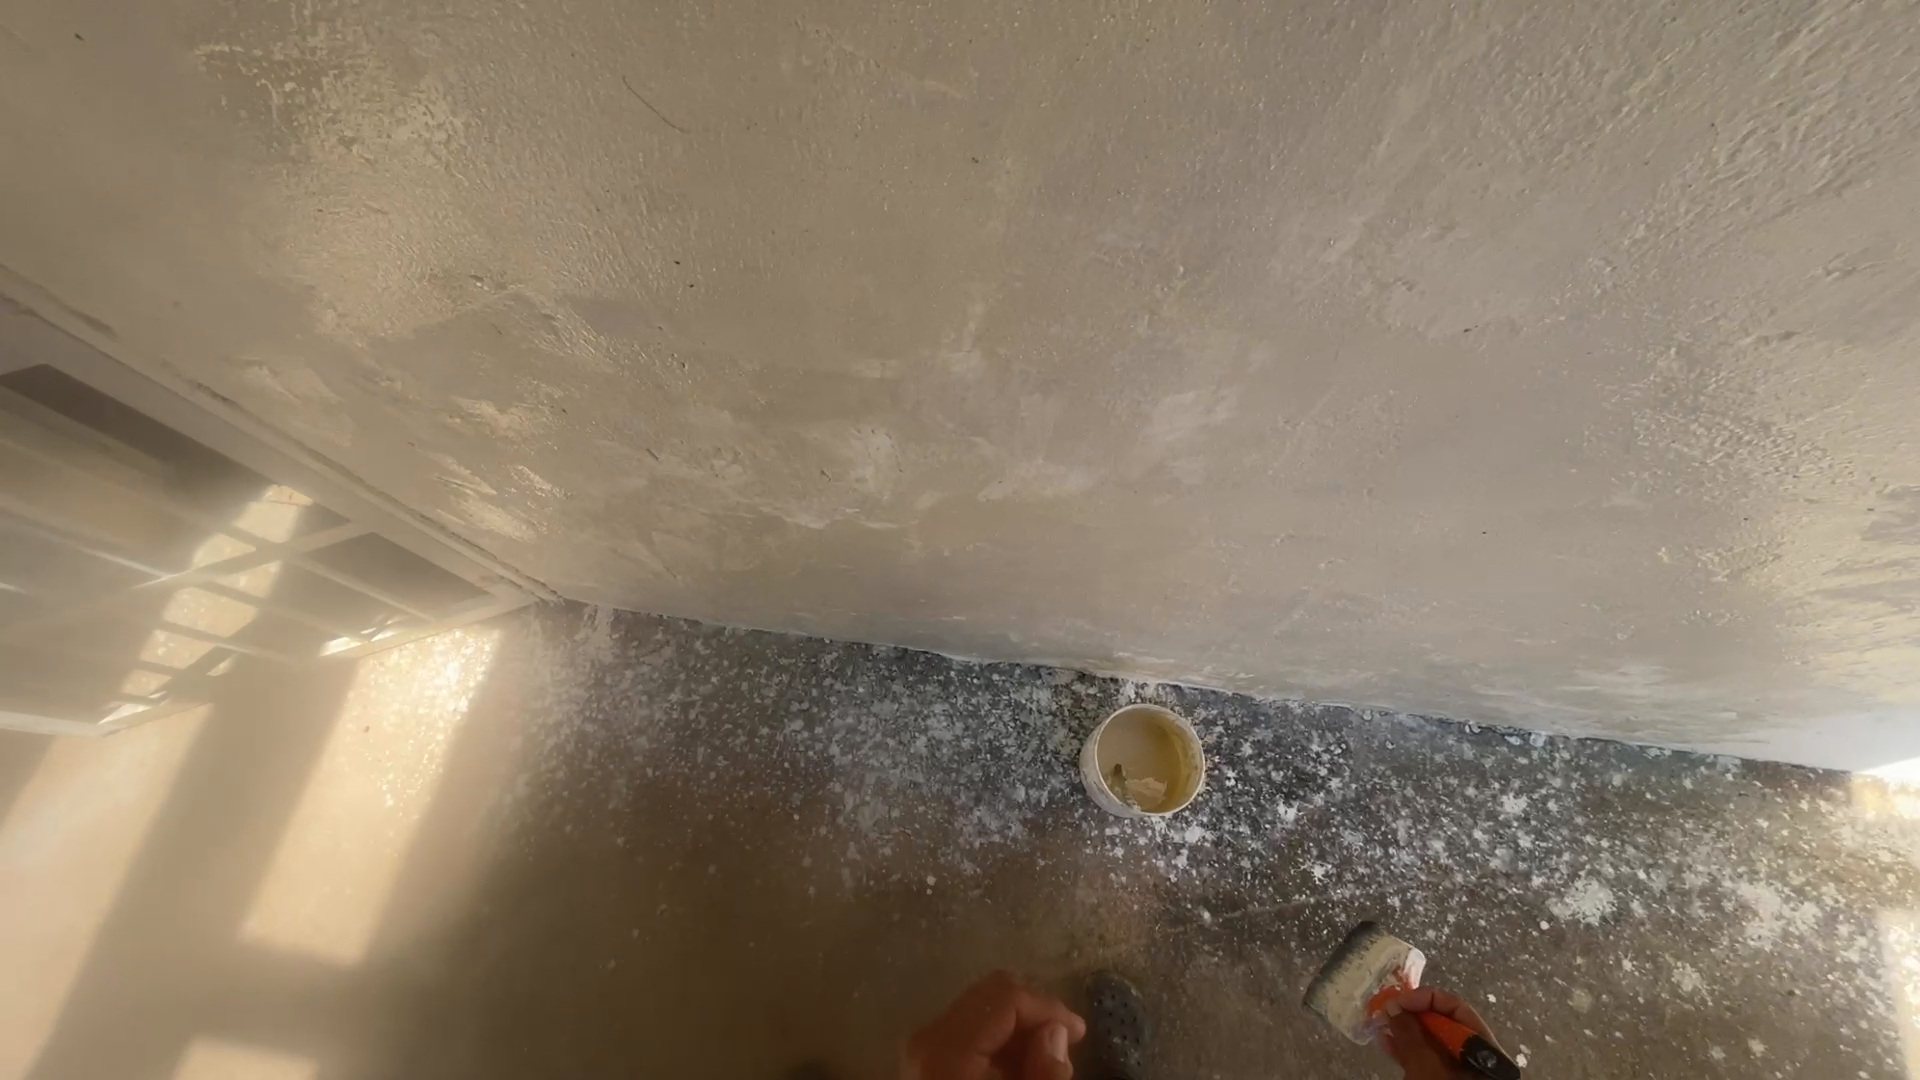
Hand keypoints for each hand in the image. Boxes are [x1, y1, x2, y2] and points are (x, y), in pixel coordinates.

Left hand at [902, 970, 1088, 1079]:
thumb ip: (1044, 1076)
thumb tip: (1054, 1033)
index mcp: (945, 1050)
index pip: (1005, 998)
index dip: (1048, 1007)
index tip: (1080, 1034)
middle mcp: (927, 1038)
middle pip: (991, 996)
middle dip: (1033, 1015)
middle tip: (1064, 1051)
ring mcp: (921, 1049)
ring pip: (981, 1010)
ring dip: (1018, 1030)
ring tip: (1043, 1069)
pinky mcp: (923, 1063)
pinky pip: (968, 1032)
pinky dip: (999, 1044)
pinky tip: (1018, 1073)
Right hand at [1376, 987, 1504, 1079]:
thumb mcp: (1428, 1068)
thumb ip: (1411, 1036)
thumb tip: (1392, 1006)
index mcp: (1489, 1053)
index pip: (1457, 1008)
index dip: (1425, 999)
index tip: (1398, 1002)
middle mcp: (1479, 1058)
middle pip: (1444, 1023)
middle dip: (1411, 1014)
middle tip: (1386, 1011)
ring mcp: (1464, 1071)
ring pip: (1433, 1041)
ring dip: (1405, 1030)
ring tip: (1381, 1024)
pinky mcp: (1447, 1078)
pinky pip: (1429, 1058)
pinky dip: (1408, 1048)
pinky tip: (1387, 1042)